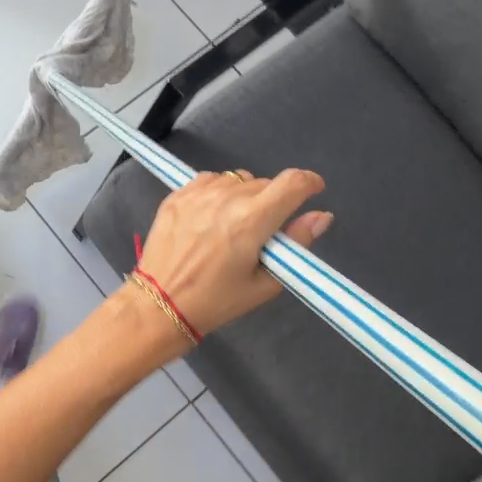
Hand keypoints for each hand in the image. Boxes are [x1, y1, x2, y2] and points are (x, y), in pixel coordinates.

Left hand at [133, 168, 330, 336]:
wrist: (160, 302)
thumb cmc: (217, 301)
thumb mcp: (264, 282)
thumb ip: (296, 244)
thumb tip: (321, 216)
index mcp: (252, 220)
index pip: (291, 182)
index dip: (309, 183)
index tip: (314, 190)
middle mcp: (226, 198)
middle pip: (264, 183)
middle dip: (274, 200)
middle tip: (265, 229)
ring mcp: (198, 194)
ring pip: (236, 180)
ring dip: (245, 195)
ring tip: (236, 223)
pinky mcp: (177, 196)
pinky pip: (208, 180)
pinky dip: (218, 192)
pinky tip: (213, 215)